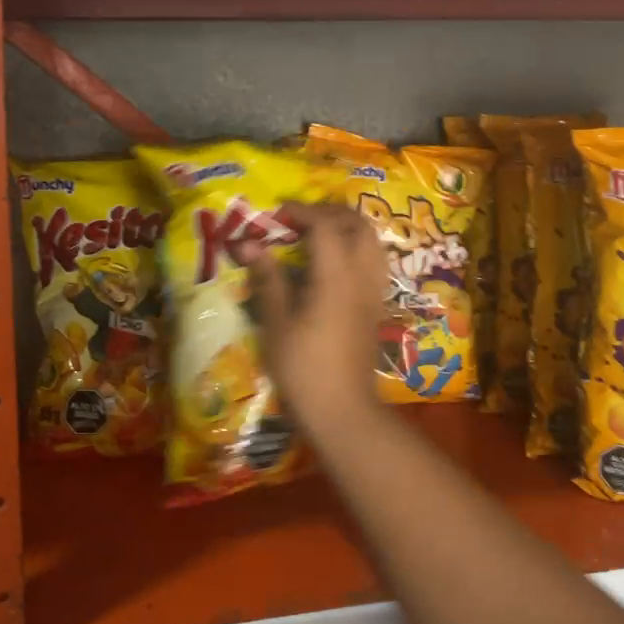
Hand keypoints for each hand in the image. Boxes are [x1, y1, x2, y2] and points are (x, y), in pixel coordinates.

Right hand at [236, 203, 387, 429]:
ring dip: (346, 230)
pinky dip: (354, 251)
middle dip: (328, 214)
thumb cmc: (302, 368)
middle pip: (357, 226)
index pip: (325, 226)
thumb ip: (267, 278)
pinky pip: (372, 265)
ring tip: (316, 236)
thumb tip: (249, 244)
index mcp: (336, 277)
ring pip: (371, 244)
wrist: (342, 412)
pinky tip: (331, 266)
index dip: (300, 212)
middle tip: (298, 219)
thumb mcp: (276, 322)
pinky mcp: (374, 310)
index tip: (276, 212)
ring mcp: (373, 294)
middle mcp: (361, 278)